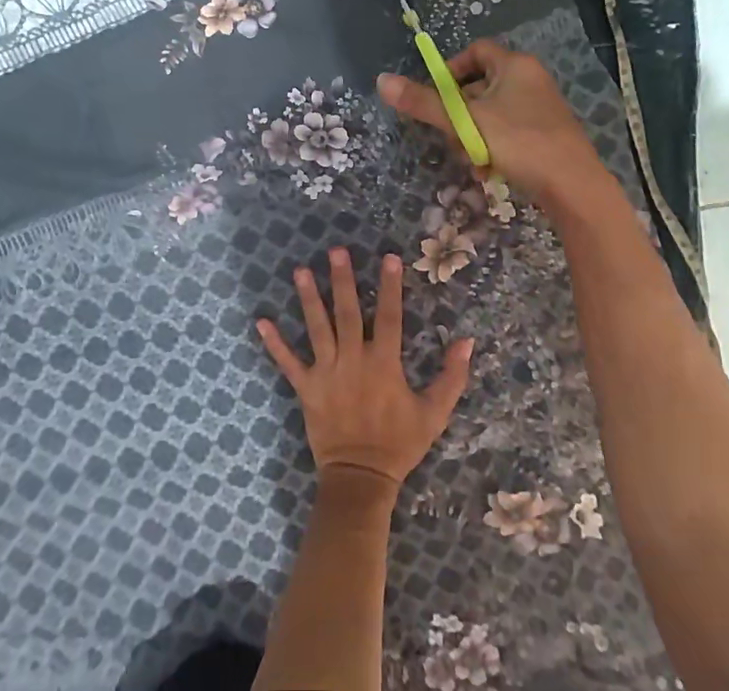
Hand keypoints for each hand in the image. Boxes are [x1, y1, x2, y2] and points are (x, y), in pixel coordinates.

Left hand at [256, 248, 473, 485]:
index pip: (390, 316)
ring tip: (300, 271)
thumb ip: (452, 376)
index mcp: (384, 363)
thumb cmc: (400, 443)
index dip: (391, 286)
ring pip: (317, 329)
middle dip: (343, 280)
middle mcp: (353, 360)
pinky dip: (274, 343)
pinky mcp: (306, 388)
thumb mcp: (435, 412)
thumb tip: (466, 341)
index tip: (388, 257)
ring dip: (308, 299)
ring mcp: (326, 373)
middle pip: (348, 313)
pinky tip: (261, 322)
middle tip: (336, 251)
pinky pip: (288, 363)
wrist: (361, 477)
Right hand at [378, 40, 609, 209]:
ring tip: (471, 160)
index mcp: (515, 65)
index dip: (450, 70)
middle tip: (450, 136)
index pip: (475, 51)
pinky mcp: (546, 134)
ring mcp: (541, 107)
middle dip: (459, 114)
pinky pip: (509, 132)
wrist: (572, 184)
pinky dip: (494, 148)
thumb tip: (382, 82)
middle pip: (480, 86)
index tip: (437, 97)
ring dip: (473, 136)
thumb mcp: (465, 122)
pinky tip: (489, 170)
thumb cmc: (518, 142)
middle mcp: (531, 79)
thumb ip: (424, 103)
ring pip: (492, 114)